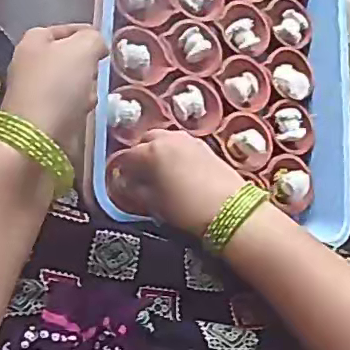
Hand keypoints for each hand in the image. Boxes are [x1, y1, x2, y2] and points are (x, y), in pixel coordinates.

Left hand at [0, 24, 106, 153]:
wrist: (36, 139)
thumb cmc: (58, 86)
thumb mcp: (83, 49)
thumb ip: (94, 39)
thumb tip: (98, 45)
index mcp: (34, 40)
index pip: (66, 29)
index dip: (88, 34)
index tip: (107, 45)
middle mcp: (29, 63)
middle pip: (68, 58)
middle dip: (87, 64)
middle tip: (99, 71)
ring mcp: (34, 92)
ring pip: (70, 83)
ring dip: (85, 88)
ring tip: (93, 95)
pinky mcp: (40, 117)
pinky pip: (67, 106)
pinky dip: (77, 108)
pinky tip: (83, 113)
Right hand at [107, 129, 249, 235]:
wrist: (230, 211)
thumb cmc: (186, 208)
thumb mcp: (154, 204)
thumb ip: (135, 190)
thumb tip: (126, 184)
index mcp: (150, 151)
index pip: (126, 157)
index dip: (119, 171)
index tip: (118, 182)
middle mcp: (168, 139)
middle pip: (146, 141)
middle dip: (139, 155)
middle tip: (138, 175)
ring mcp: (189, 140)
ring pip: (165, 140)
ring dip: (158, 152)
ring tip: (157, 173)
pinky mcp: (206, 147)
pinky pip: (181, 145)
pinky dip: (174, 154)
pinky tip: (176, 171)